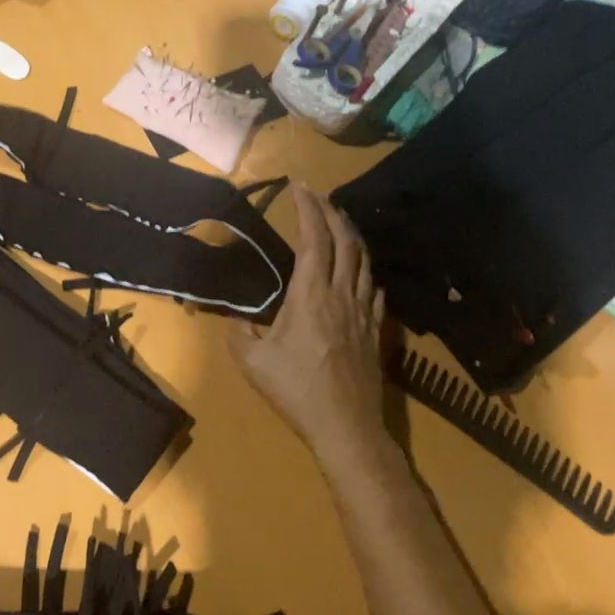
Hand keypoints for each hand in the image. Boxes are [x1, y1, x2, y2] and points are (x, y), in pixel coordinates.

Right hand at [229, 182, 386, 461]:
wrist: (346, 427)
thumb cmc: (296, 391)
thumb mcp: (252, 362)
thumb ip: (241, 334)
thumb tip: (238, 322)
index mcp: (311, 295)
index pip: (314, 239)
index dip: (308, 208)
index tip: (299, 187)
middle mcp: (342, 294)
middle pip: (346, 240)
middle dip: (332, 212)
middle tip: (318, 197)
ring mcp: (364, 312)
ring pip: (365, 260)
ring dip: (352, 235)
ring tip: (339, 223)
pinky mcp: (375, 330)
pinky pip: (375, 288)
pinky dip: (365, 268)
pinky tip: (360, 271)